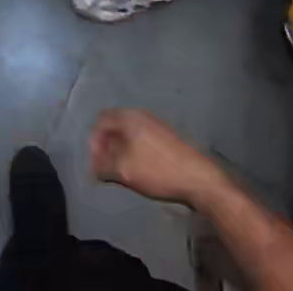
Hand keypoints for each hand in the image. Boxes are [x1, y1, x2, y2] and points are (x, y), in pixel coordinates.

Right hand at [88, 109, 227, 205]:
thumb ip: (103, 166)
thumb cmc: (158, 171)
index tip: (94, 163)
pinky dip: (133, 149)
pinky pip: (140, 137)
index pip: (100, 122)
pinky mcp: (165, 134)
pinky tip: (138, 167)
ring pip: (127, 132)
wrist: (199, 178)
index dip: (93, 142)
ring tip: (120, 170)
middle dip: (106, 145)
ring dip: (119, 149)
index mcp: (128, 117)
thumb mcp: (125, 171)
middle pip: (114, 125)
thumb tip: (93, 166)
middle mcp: (140, 114)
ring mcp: (154, 123)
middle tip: (105, 167)